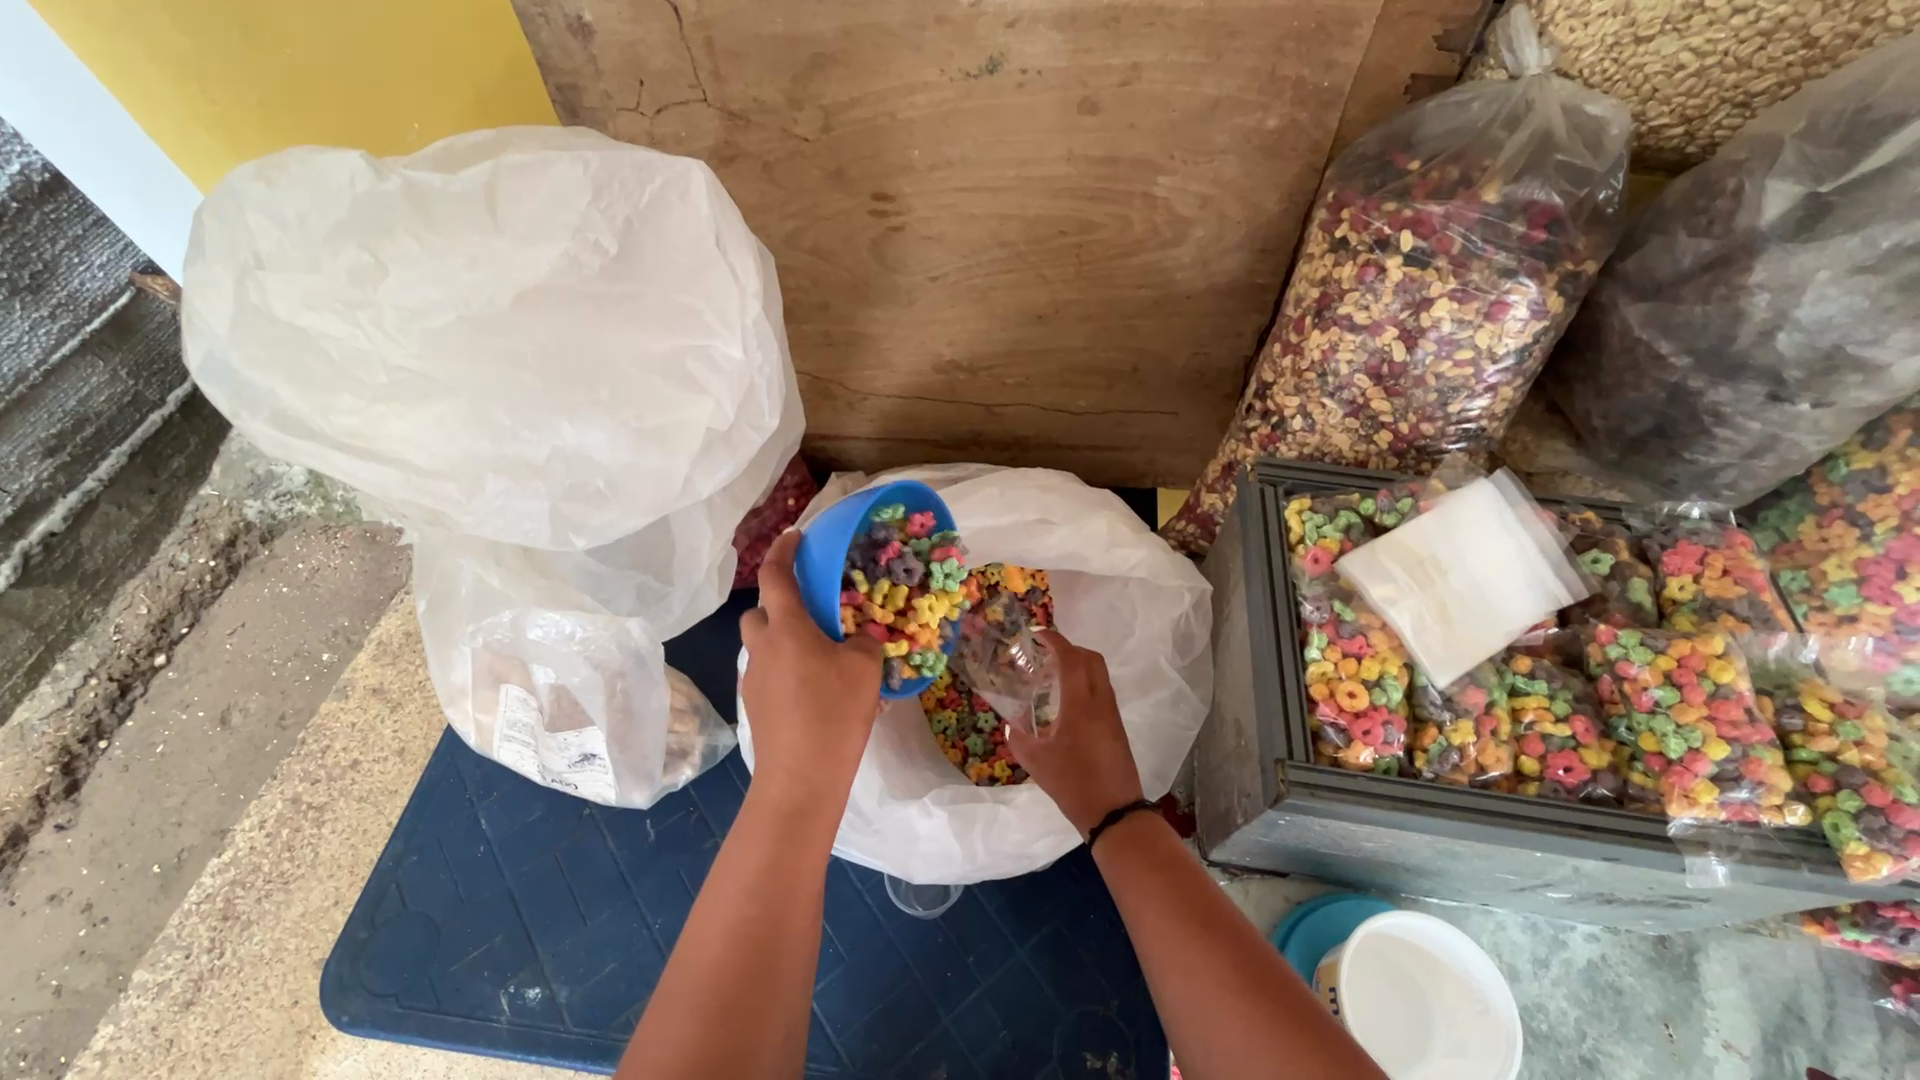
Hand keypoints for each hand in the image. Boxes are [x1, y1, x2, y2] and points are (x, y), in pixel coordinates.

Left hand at [740, 530, 884, 805]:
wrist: (801, 778)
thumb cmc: (834, 713)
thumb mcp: (865, 669)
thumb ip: (865, 642)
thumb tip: (862, 637)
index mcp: (787, 629)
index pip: (775, 576)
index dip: (783, 551)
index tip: (795, 536)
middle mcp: (762, 648)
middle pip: (757, 613)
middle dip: (777, 604)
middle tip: (810, 612)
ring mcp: (753, 680)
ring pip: (761, 646)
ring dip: (782, 640)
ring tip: (818, 655)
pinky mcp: (755, 708)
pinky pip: (768, 674)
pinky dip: (786, 670)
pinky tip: (813, 690)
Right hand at [1007, 630, 1143, 836]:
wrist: (1115, 812)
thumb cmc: (1074, 784)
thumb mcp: (1037, 762)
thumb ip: (1019, 738)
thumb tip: (1011, 724)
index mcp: (1081, 705)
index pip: (1071, 659)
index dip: (1055, 641)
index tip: (1037, 635)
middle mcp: (1100, 702)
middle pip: (1091, 659)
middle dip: (1068, 649)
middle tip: (1044, 654)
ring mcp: (1112, 714)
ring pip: (1098, 675)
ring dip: (1078, 666)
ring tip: (1051, 676)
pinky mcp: (1116, 727)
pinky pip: (1100, 692)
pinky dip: (1083, 684)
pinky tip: (1065, 702)